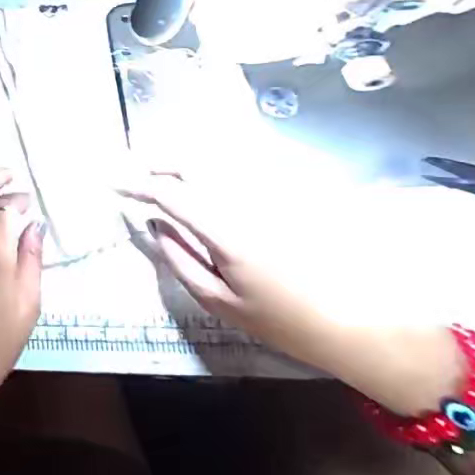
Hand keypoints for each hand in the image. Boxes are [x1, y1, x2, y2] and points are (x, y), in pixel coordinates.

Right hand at [120, 174, 464, 413]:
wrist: (360, 320)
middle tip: (136, 170)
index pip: (170, 191)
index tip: (114, 183)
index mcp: (226, 228)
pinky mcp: (291, 185)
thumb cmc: (285, 320)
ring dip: (184, 155)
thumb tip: (155, 224)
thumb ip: (180, 259)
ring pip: (218, 154)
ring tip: (162, 165)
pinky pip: (245, 161)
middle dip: (157, 158)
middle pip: (193, 159)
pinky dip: (216, 160)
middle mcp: (247, 195)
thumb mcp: (222, 302)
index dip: (137, 184)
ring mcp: (272, 186)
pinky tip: (206, 170)